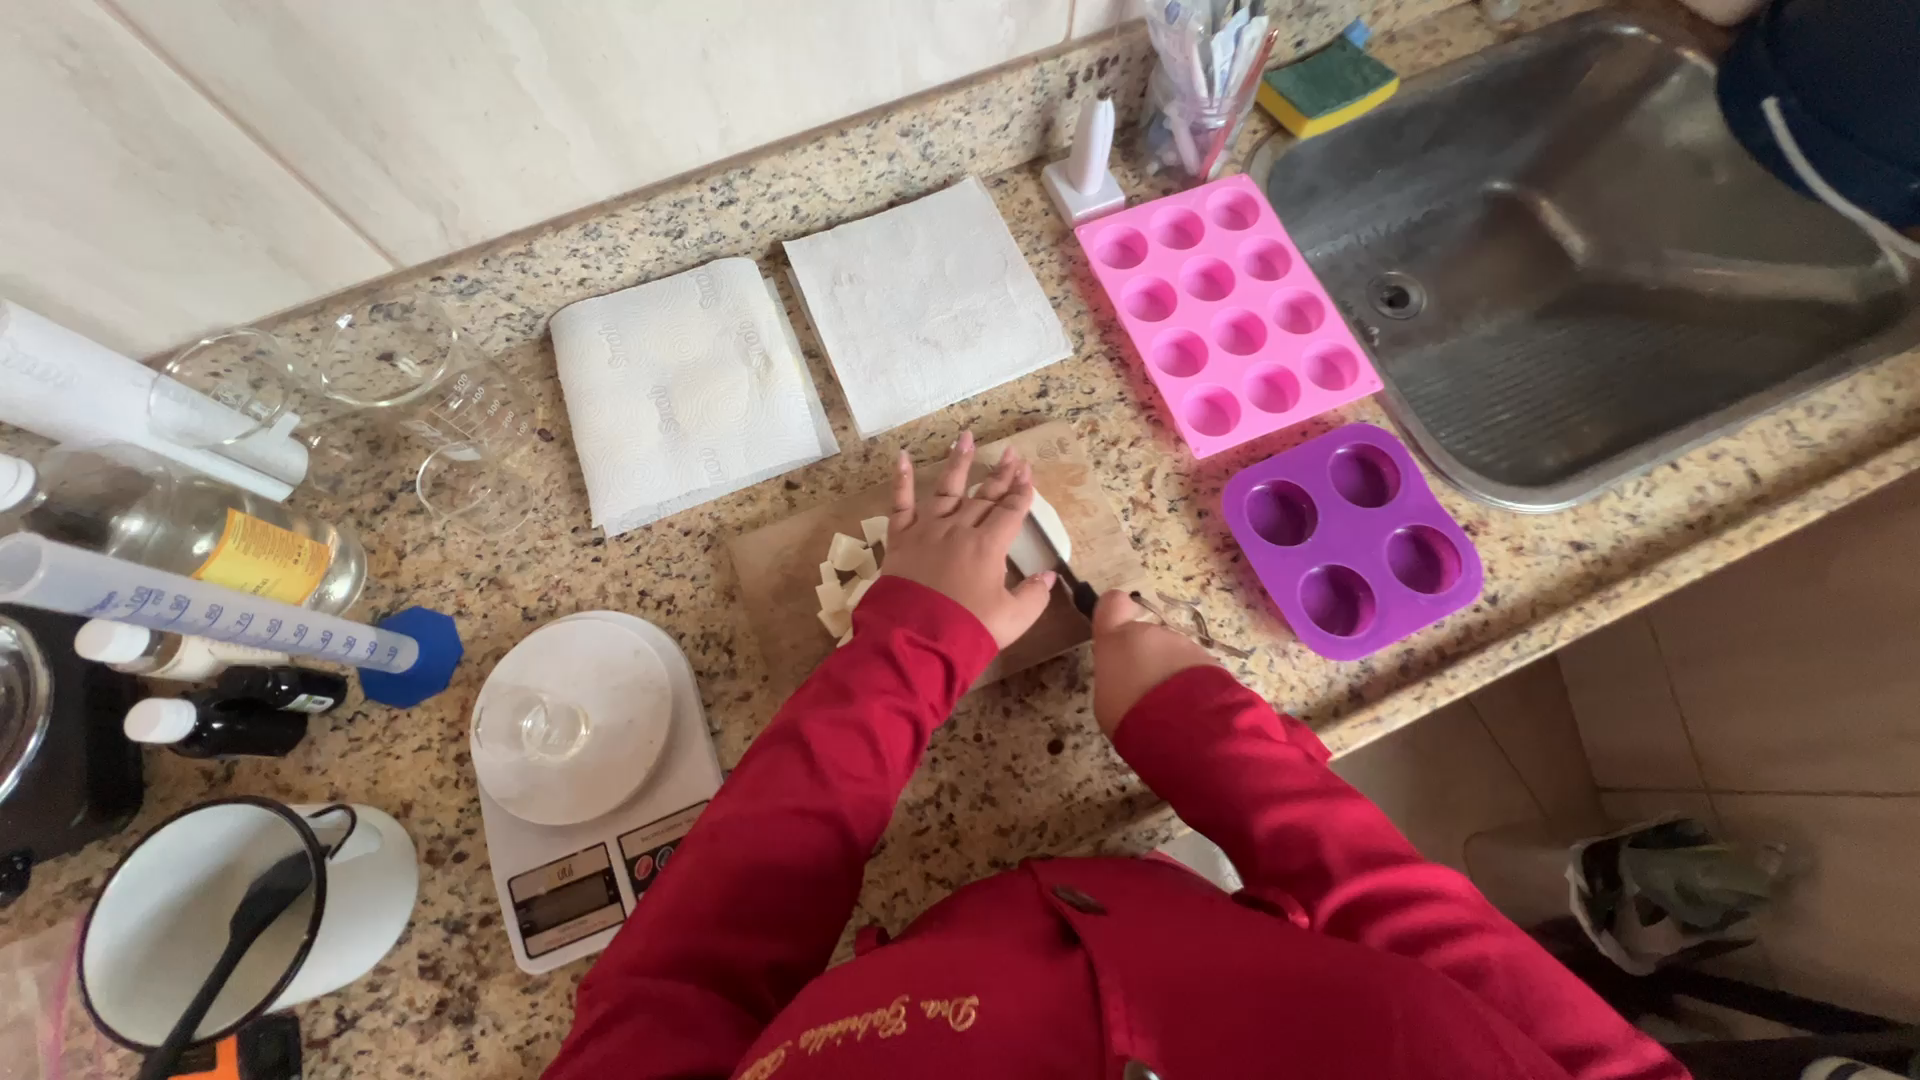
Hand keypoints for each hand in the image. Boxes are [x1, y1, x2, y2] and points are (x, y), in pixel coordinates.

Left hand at [882, 431, 1055, 648]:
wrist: (916, 639)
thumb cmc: (968, 629)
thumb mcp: (1013, 619)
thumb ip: (1034, 595)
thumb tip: (1049, 576)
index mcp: (988, 547)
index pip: (1010, 512)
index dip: (1022, 492)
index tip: (1029, 473)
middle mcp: (959, 529)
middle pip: (984, 496)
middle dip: (1001, 474)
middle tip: (1012, 453)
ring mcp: (927, 530)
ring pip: (946, 490)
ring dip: (959, 463)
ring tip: (966, 437)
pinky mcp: (900, 539)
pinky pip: (900, 504)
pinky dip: (900, 480)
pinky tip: (902, 457)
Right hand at [1091, 590, 1218, 736]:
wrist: (1184, 726)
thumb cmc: (1130, 713)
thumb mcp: (1107, 699)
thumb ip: (1114, 676)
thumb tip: (1125, 675)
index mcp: (1117, 639)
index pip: (1112, 603)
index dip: (1115, 611)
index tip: (1116, 629)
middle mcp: (1149, 633)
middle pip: (1144, 636)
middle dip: (1145, 657)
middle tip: (1144, 690)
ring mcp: (1182, 644)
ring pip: (1171, 653)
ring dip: (1170, 672)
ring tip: (1170, 706)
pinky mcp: (1210, 660)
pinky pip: (1193, 669)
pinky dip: (1191, 684)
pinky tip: (1190, 710)